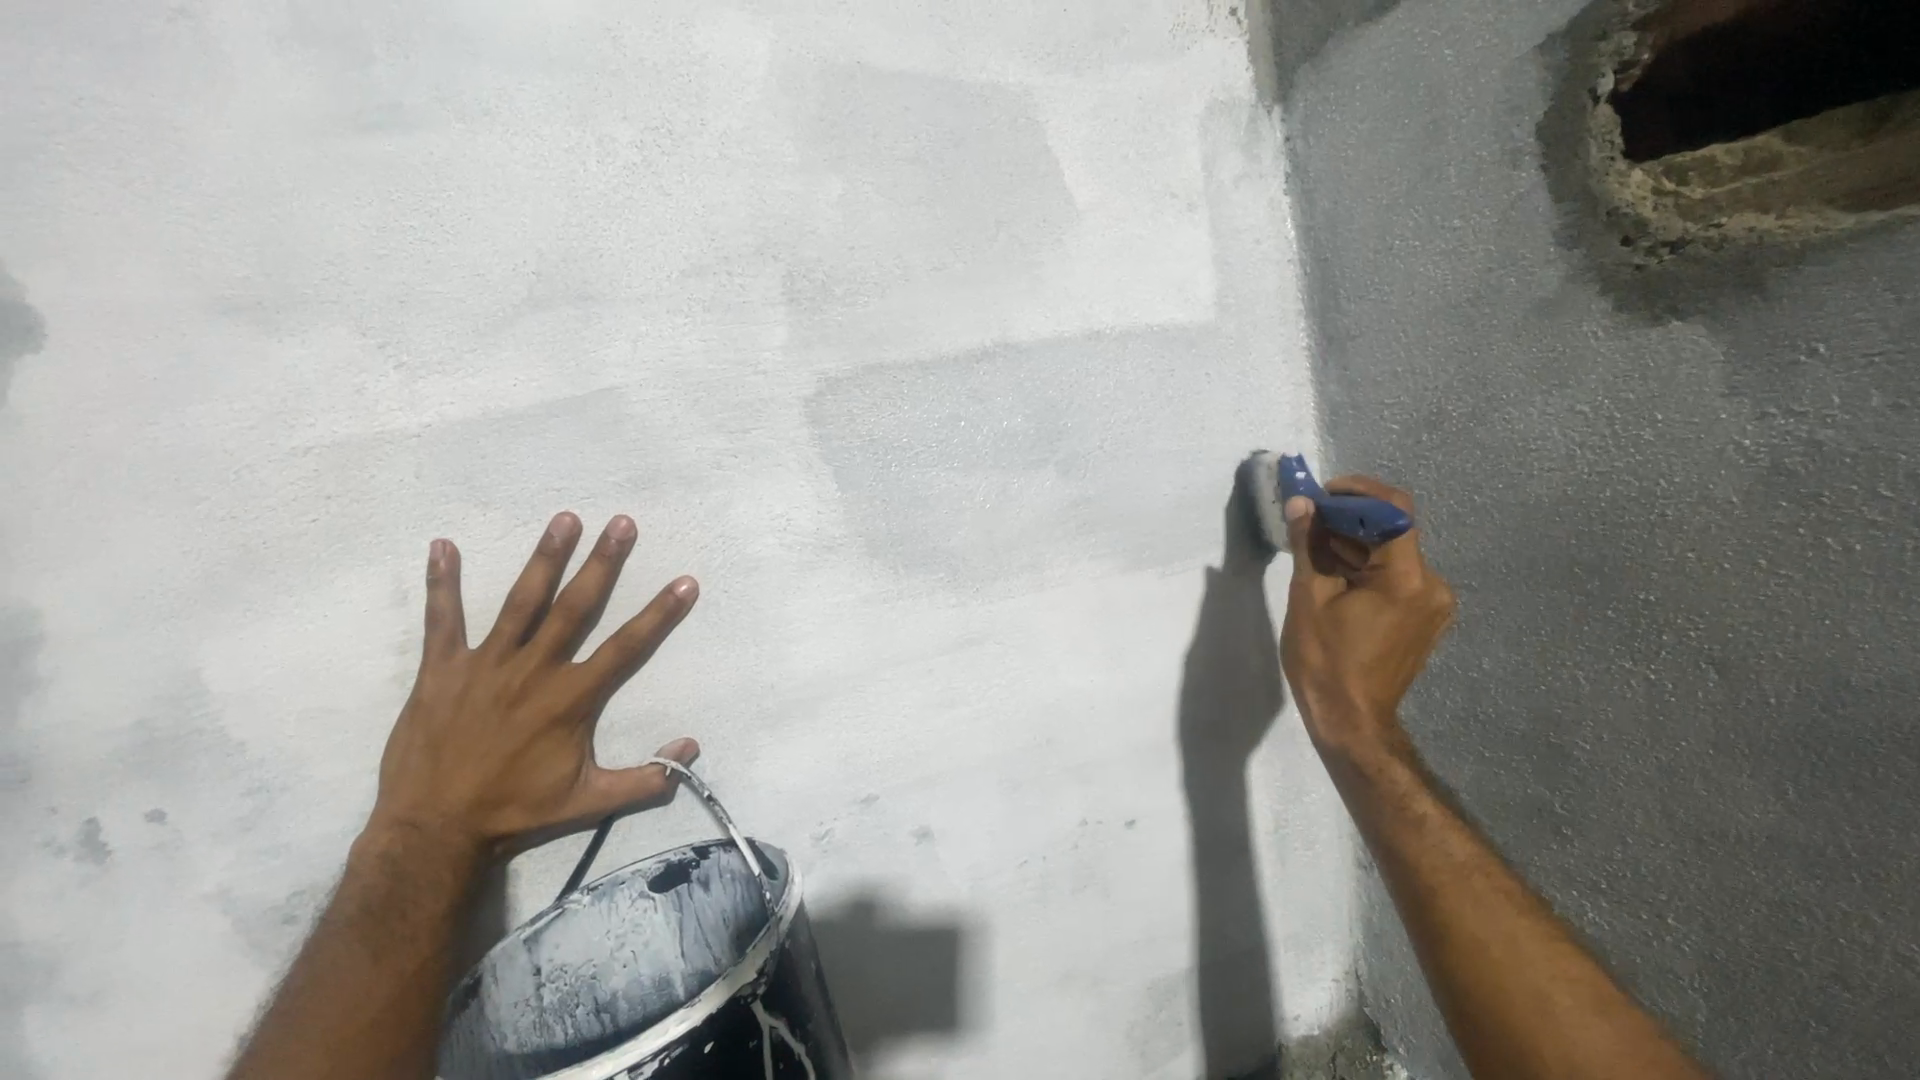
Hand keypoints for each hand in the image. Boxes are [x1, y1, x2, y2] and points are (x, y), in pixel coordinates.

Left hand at [368, 512, 700, 856]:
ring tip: (564, 518)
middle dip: (603, 563)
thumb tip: (691, 749)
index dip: (659, 613)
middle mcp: (534, 671)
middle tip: (622, 524)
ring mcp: (486, 665)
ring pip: (521, 601)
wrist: (435, 830)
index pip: (627, 646)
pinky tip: (442, 545)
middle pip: (576, 606)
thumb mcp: (590, 802)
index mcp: (572, 699)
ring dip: (545, 558)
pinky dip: (442, 583)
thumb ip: (646, 778)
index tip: (684, 582)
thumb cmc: (517, 813)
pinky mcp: (442, 670)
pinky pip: (443, 620)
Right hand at [1280, 476, 1454, 756]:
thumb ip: (1309, 545)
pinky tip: (1335, 577)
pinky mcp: (1426, 617)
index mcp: (1406, 579)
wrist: (1351, 720)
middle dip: (1350, 520)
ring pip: (1393, 554)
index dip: (1358, 492)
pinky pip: (1397, 577)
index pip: (1394, 510)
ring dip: (1356, 544)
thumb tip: (1302, 503)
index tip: (1323, 494)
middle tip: (1308, 522)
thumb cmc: (1325, 661)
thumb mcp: (1308, 598)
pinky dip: (1367, 567)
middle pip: (1393, 531)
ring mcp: (1433, 603)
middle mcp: (1431, 585)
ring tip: (1314, 551)